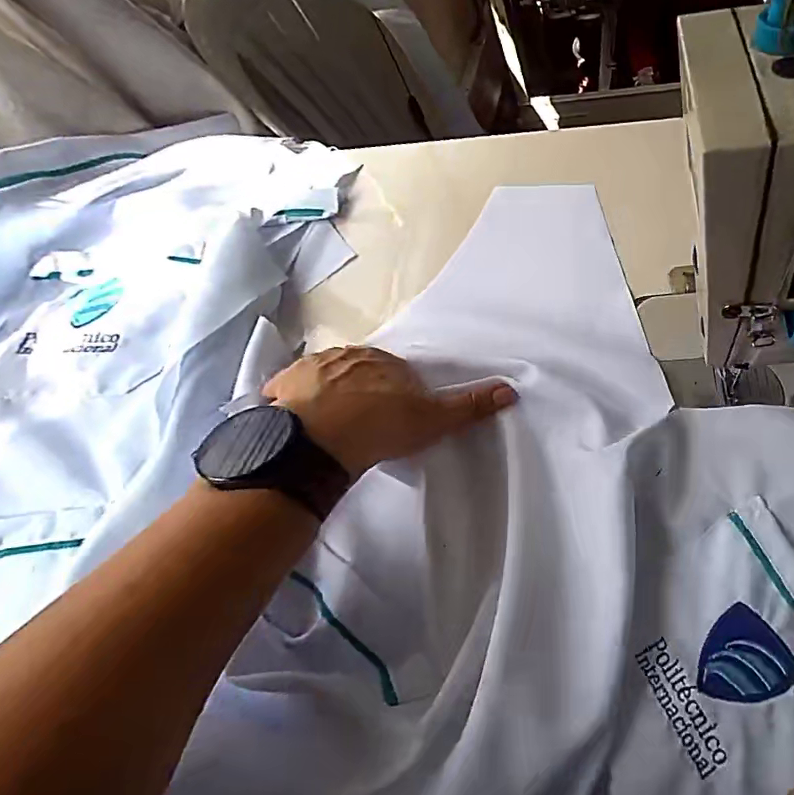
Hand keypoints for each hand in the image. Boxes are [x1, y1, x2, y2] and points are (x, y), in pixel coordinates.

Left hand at [263, 346, 516, 477]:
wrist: (321, 439)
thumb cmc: (380, 426)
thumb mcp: (432, 420)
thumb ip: (467, 407)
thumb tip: (510, 390)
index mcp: (384, 360)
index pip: (396, 371)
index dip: (397, 394)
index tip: (394, 418)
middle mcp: (347, 355)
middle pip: (359, 370)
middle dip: (362, 389)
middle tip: (364, 423)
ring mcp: (311, 367)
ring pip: (324, 376)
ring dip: (329, 392)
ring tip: (332, 424)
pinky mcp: (283, 383)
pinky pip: (288, 386)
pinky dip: (292, 398)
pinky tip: (297, 417)